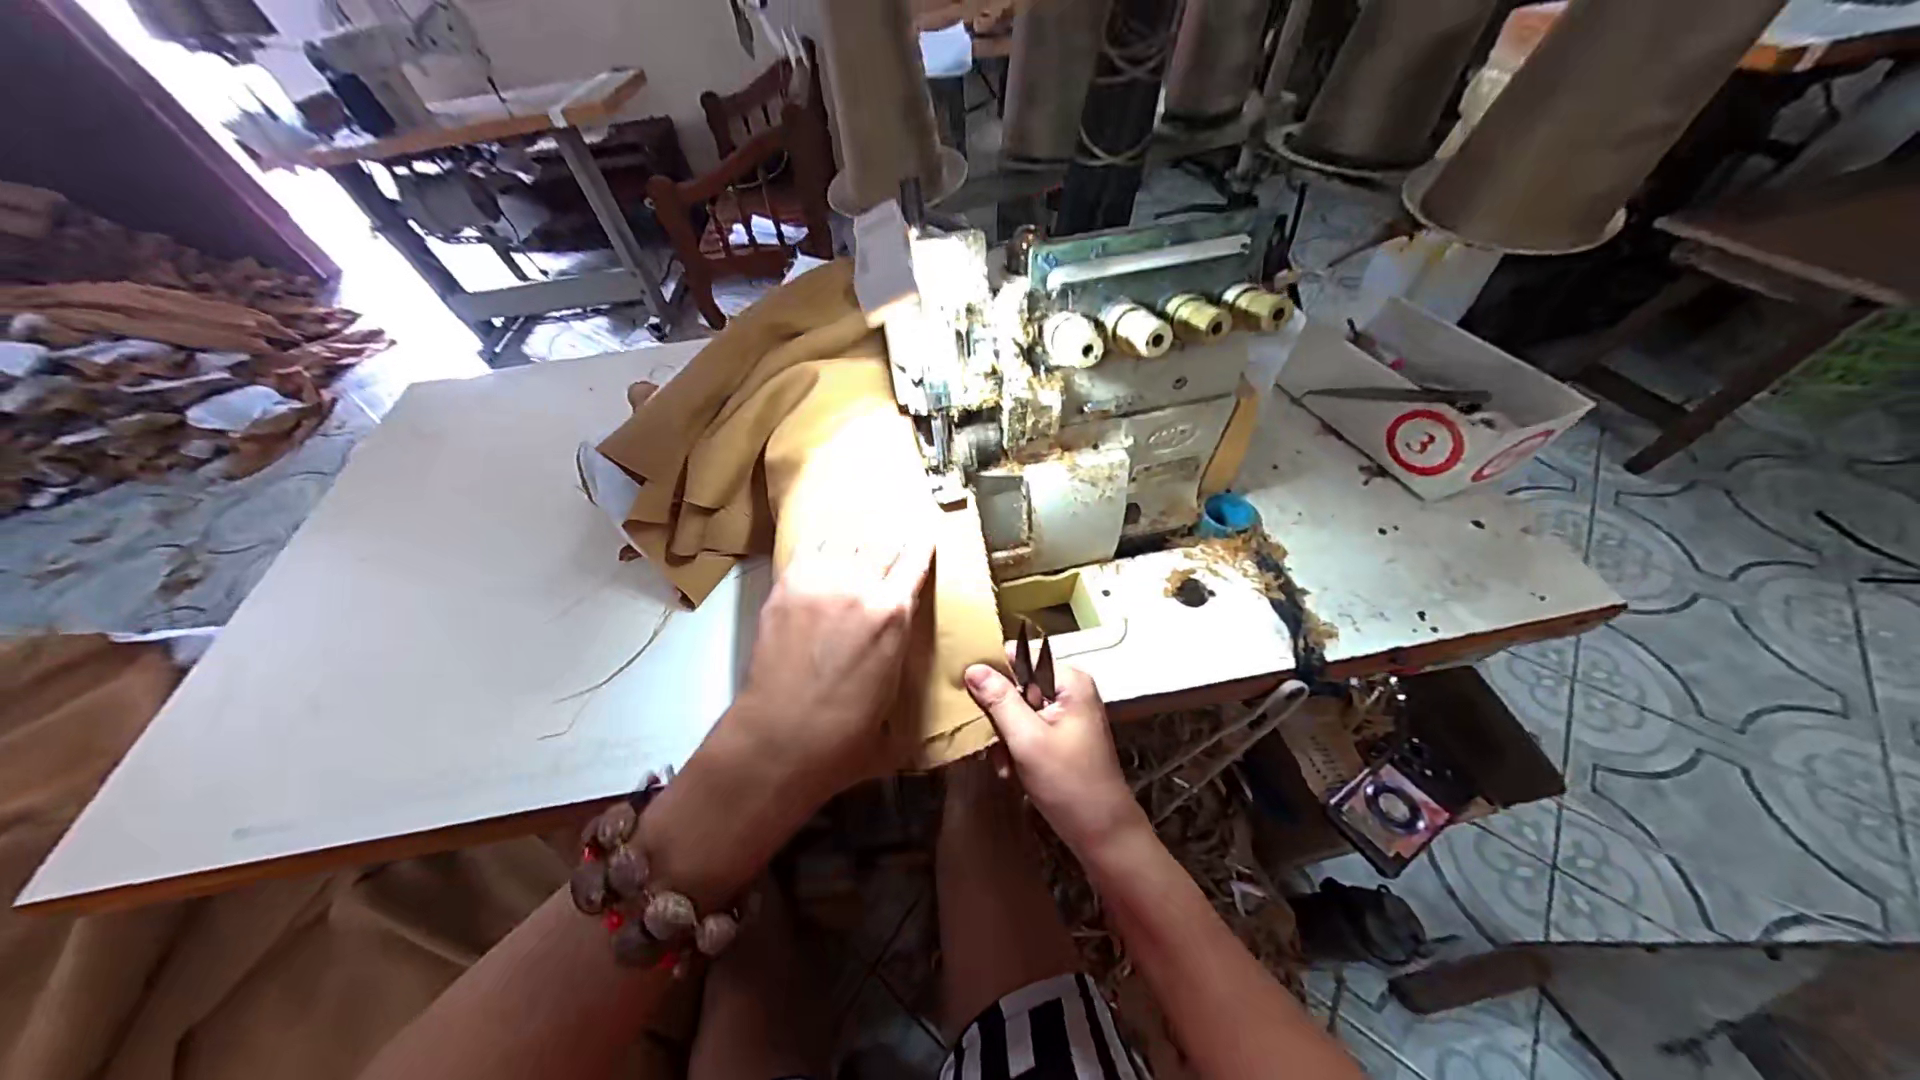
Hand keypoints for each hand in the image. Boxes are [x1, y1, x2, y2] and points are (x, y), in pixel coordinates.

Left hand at [735, 529, 934, 796]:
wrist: (782, 734)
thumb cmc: (846, 729)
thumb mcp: (895, 687)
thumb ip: (900, 645)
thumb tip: (901, 624)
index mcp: (893, 613)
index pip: (916, 558)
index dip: (923, 542)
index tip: (925, 533)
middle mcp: (859, 586)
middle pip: (881, 541)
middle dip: (890, 542)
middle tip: (890, 542)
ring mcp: (819, 582)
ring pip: (845, 538)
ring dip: (856, 540)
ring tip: (857, 542)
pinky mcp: (786, 585)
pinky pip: (809, 546)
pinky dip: (821, 542)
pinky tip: (824, 543)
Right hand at [962, 662, 1147, 856]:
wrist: (1102, 832)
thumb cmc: (1068, 783)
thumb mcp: (1027, 739)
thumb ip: (1000, 700)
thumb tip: (973, 668)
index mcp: (1070, 681)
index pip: (1021, 656)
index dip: (994, 673)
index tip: (973, 696)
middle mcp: (1071, 690)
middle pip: (1019, 684)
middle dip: (999, 714)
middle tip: (992, 742)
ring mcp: (1068, 713)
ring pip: (1020, 708)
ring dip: (1004, 734)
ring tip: (1003, 762)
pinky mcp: (1063, 734)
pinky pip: (1029, 727)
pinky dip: (1016, 745)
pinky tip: (1011, 769)